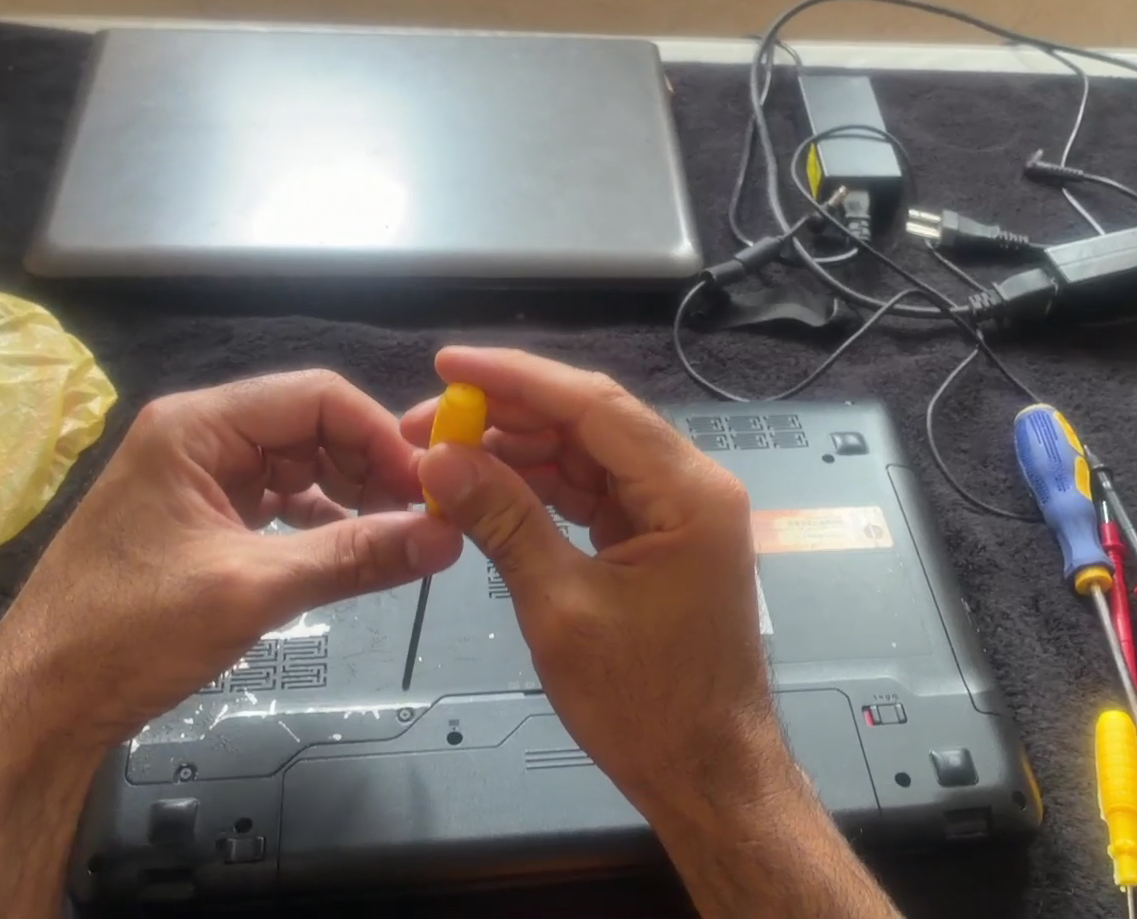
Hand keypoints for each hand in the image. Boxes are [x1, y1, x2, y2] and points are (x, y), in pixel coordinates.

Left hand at [0, 370, 463, 751]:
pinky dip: (322, 518)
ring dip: (351, 492)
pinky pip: (282, 498)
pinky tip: (351, 546)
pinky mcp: (205, 515)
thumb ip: (355, 556)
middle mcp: (201, 437)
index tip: (424, 484)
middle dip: (370, 465)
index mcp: (199, 426)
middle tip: (419, 512)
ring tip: (392, 530)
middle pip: (314, 426)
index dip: (379, 433)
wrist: (37, 711)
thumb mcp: (253, 589)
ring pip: (303, 463)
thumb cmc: (129, 635)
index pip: (317, 396)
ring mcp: (201, 476)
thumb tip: (446, 540)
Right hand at [404, 348, 790, 822]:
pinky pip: (594, 491)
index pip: (593, 406)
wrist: (707, 773)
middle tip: (429, 420)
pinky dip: (542, 487)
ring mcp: (676, 509)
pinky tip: (489, 485)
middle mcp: (690, 485)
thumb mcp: (563, 609)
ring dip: (519, 451)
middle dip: (508, 416)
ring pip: (587, 454)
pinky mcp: (658, 534)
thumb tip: (443, 460)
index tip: (450, 363)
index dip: (516, 378)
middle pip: (591, 422)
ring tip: (446, 453)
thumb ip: (505, 522)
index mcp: (687, 492)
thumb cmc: (648, 705)